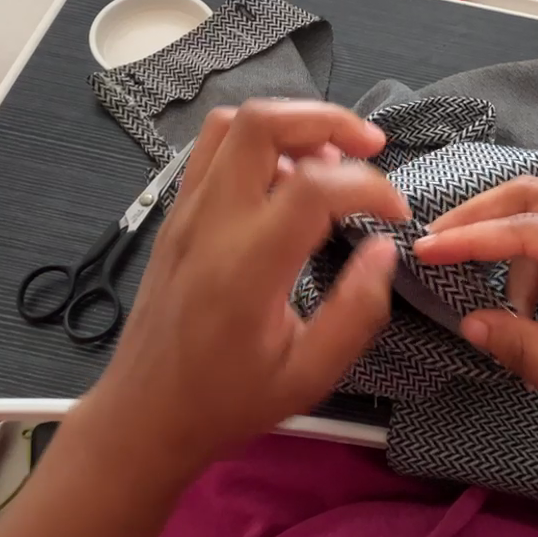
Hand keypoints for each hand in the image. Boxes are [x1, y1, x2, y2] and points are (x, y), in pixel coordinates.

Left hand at [81, 100, 409, 474]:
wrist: (142, 416)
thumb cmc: (227, 402)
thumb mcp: (309, 375)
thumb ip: (357, 310)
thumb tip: (384, 247)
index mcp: (246, 267)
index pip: (314, 186)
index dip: (370, 184)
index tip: (395, 213)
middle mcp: (210, 223)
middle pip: (263, 124)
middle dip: (328, 119)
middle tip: (370, 145)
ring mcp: (186, 211)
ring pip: (233, 123)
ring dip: (291, 123)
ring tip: (331, 156)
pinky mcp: (176, 213)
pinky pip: (214, 147)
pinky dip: (259, 139)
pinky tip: (287, 174)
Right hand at [413, 177, 537, 469]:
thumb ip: (525, 347)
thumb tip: (469, 322)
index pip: (530, 228)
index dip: (471, 239)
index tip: (424, 250)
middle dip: (483, 218)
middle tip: (437, 244)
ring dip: (513, 251)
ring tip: (501, 312)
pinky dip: (537, 267)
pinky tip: (525, 306)